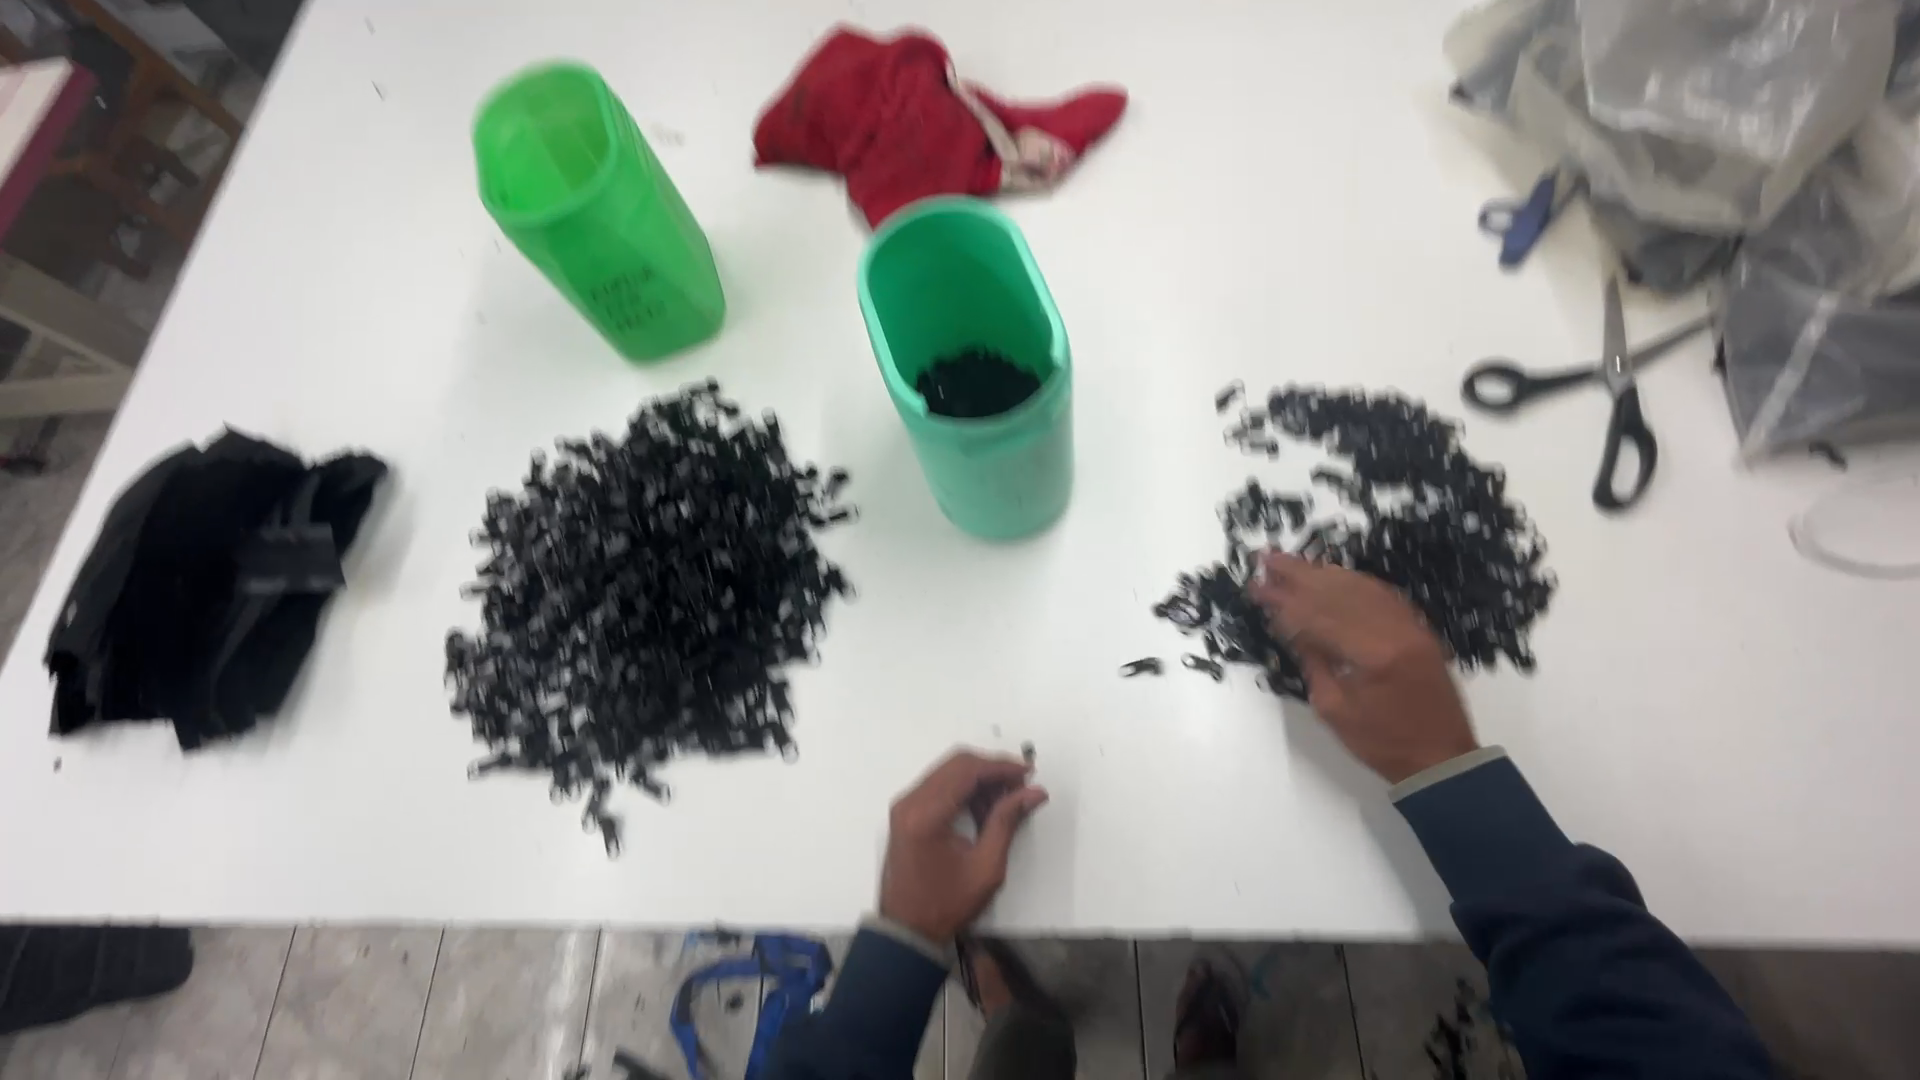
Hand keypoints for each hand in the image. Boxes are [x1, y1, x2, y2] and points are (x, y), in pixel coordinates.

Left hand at [879, 750, 1049, 945]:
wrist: (906, 931)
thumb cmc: (947, 905)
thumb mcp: (986, 868)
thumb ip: (1008, 822)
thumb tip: (1035, 791)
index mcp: (926, 815)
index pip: (967, 771)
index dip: (1000, 766)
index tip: (1028, 773)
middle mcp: (910, 801)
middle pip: (956, 764)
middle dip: (992, 770)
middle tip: (1020, 786)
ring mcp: (905, 804)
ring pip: (948, 771)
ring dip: (979, 779)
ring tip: (1005, 803)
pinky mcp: (906, 811)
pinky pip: (939, 785)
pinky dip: (964, 789)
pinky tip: (983, 810)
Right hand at [1248, 552, 1477, 783]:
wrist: (1442, 759)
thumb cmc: (1381, 743)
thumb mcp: (1334, 708)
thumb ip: (1313, 661)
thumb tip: (1289, 625)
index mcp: (1372, 654)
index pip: (1318, 616)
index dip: (1283, 600)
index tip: (1255, 587)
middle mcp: (1395, 631)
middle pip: (1339, 593)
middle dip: (1298, 575)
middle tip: (1267, 558)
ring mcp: (1410, 627)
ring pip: (1361, 588)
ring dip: (1323, 573)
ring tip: (1292, 561)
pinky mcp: (1418, 630)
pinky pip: (1383, 595)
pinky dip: (1354, 582)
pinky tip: (1333, 575)